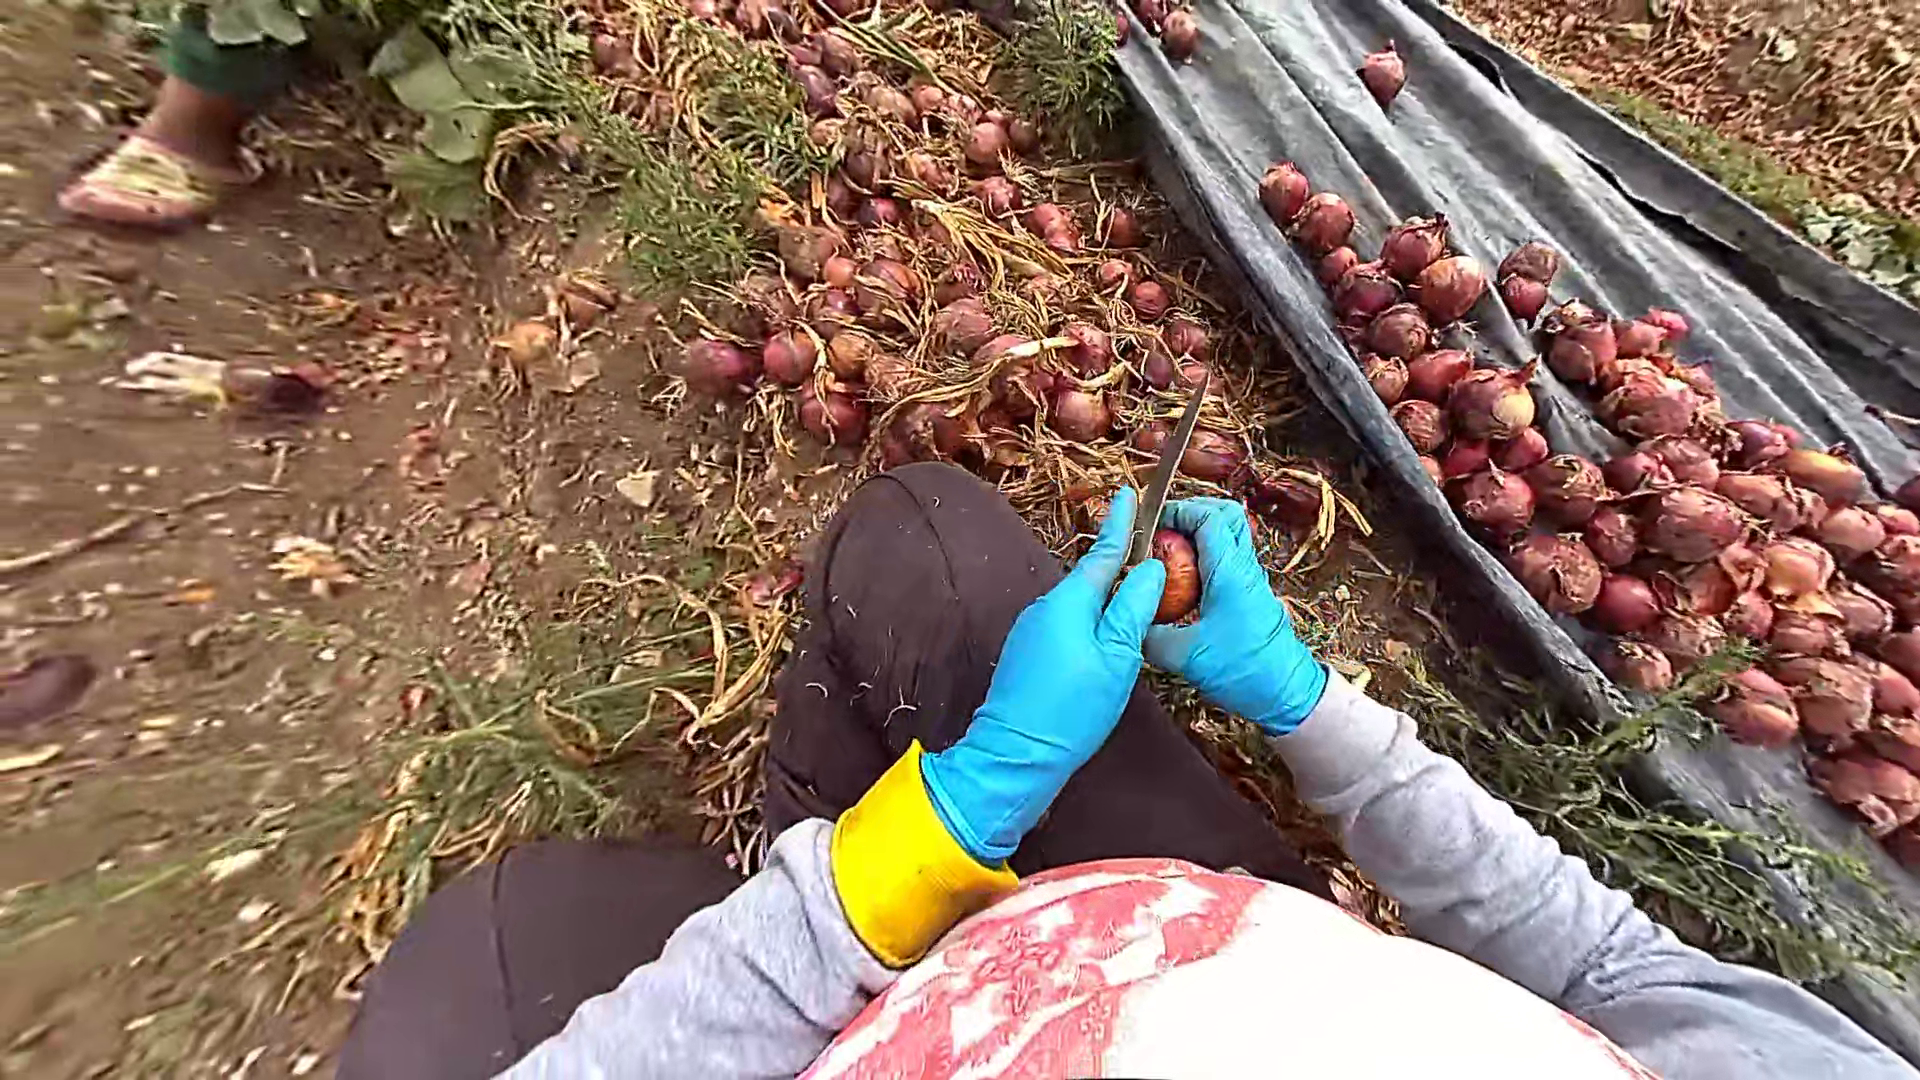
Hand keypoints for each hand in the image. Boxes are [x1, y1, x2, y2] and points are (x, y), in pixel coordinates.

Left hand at [920, 488, 1166, 863]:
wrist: (1015, 753)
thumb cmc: (1072, 707)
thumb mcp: (1116, 657)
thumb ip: (1133, 608)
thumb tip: (1149, 566)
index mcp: (1068, 601)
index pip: (1102, 552)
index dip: (1119, 523)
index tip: (1127, 492)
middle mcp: (1044, 606)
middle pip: (1089, 578)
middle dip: (1116, 567)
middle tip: (1146, 556)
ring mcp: (1031, 628)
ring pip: (1078, 605)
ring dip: (1104, 602)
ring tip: (1133, 607)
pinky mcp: (1026, 650)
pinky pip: (1065, 624)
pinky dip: (1087, 624)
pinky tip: (1101, 645)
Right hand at [1144, 497, 1327, 734]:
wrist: (1288, 696)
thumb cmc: (1244, 672)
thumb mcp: (1185, 656)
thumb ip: (1148, 635)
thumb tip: (1123, 619)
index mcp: (1231, 573)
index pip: (1208, 518)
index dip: (1177, 512)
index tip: (1149, 526)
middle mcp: (1243, 568)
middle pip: (1225, 513)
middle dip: (1189, 511)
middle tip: (1160, 529)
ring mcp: (1248, 579)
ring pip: (1227, 533)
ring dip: (1195, 532)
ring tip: (1164, 552)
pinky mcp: (1246, 593)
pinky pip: (1224, 557)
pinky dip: (1200, 555)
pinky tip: (1177, 579)